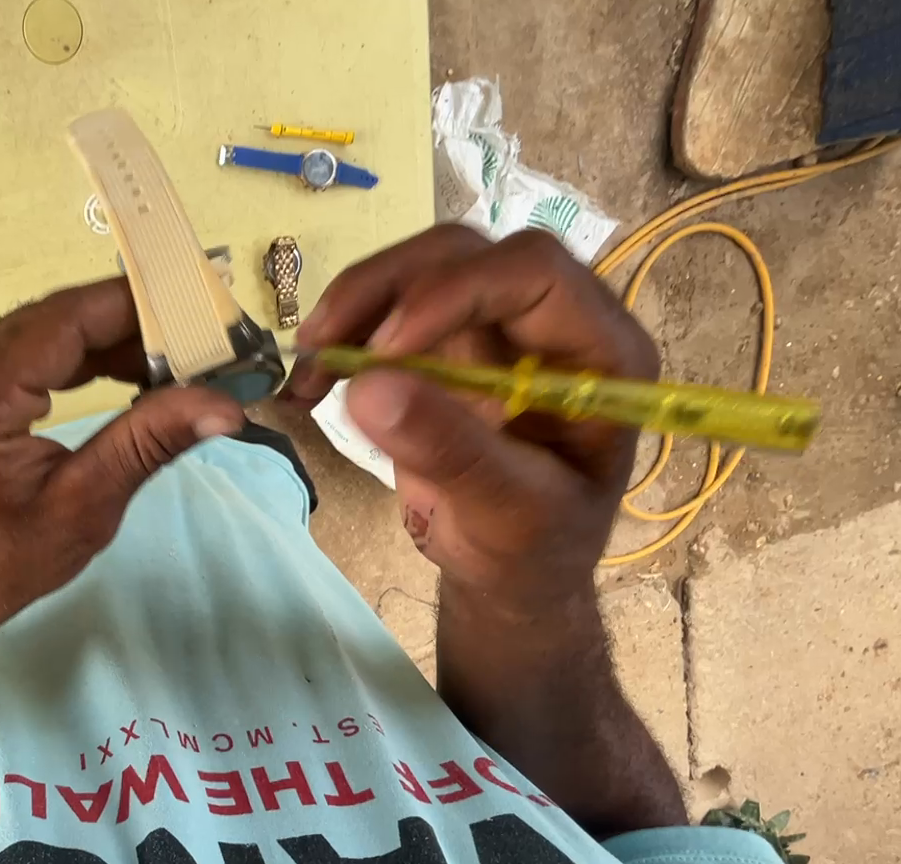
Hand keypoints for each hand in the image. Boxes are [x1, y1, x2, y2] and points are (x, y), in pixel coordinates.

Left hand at [0, 278, 245, 641]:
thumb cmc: (5, 561)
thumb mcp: (85, 505)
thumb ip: (149, 442)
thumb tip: (228, 406)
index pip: (70, 318)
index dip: (143, 307)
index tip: (208, 310)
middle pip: (62, 316)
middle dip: (138, 325)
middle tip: (208, 340)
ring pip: (54, 329)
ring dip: (118, 342)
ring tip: (184, 361)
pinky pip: (37, 351)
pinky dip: (88, 359)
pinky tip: (136, 374)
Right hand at [281, 226, 657, 610]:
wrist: (507, 570)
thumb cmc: (532, 547)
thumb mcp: (506, 511)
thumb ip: (450, 450)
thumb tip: (366, 387)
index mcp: (595, 351)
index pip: (531, 273)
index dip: (451, 293)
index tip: (382, 353)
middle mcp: (543, 324)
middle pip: (461, 256)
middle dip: (383, 290)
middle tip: (322, 344)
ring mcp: (488, 334)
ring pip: (414, 275)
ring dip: (350, 311)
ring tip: (305, 368)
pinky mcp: (440, 354)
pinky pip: (384, 321)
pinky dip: (339, 343)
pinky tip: (307, 383)